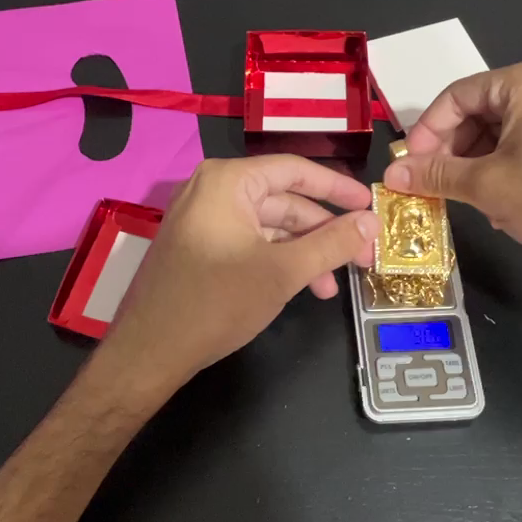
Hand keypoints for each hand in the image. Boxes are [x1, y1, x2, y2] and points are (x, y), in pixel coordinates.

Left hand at [96, 155, 379, 390]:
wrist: (150, 351)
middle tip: (362, 256)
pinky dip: (277, 260)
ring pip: (268, 226)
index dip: (338, 188)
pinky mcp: (198, 245)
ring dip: (303, 252)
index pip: (295, 170)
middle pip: (283, 200)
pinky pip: (248, 241)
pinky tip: (301, 286)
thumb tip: (371, 222)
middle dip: (324, 230)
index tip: (371, 205)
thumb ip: (331, 244)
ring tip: (331, 286)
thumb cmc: (217, 303)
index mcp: (228, 181)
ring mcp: (202, 218)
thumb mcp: (283, 272)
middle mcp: (212, 189)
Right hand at [385, 56, 521, 287]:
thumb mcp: (486, 186)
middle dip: (452, 148)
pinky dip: (505, 162)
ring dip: (476, 159)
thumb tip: (392, 174)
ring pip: (505, 126)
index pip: (457, 96)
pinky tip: (495, 197)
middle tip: (431, 182)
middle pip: (482, 108)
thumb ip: (435, 174)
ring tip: (462, 196)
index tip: (408, 165)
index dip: (426, 132)